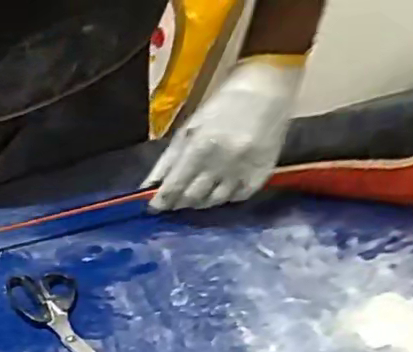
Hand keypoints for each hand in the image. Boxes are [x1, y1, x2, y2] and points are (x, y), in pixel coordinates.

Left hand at [146, 56, 305, 211]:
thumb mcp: (185, 132)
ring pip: (214, 201)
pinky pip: (240, 196)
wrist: (267, 84)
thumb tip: (145, 190)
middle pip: (191, 199)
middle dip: (178, 202)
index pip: (171, 190)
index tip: (155, 205)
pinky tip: (222, 189)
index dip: (159, 203)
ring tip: (198, 192)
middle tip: (176, 197)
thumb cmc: (220, 108)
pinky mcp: (265, 167)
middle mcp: (222, 161)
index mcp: (199, 150)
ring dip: (201, 201)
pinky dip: (227, 197)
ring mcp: (245, 166)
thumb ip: (165, 164)